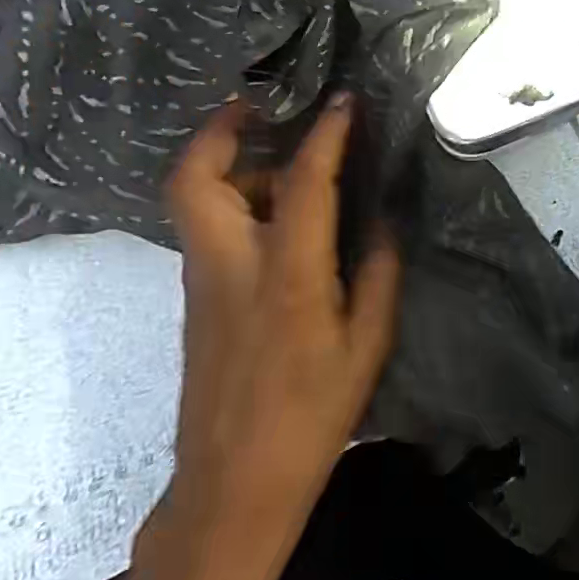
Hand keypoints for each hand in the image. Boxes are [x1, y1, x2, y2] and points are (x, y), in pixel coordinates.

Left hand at [112, 95, 400, 579]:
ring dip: (229, 164)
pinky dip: (235, 199)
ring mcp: (204, 282)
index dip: (325, 135)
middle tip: (259, 105)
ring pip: (194, 201)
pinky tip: (282, 211)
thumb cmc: (316, 408)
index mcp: (287, 275)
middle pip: (195, 179)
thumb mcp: (370, 341)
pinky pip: (208, 228)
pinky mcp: (197, 299)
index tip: (344, 101)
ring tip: (284, 155)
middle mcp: (231, 266)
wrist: (236, 478)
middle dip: (219, 131)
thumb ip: (380, 271)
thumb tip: (384, 219)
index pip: (303, 184)